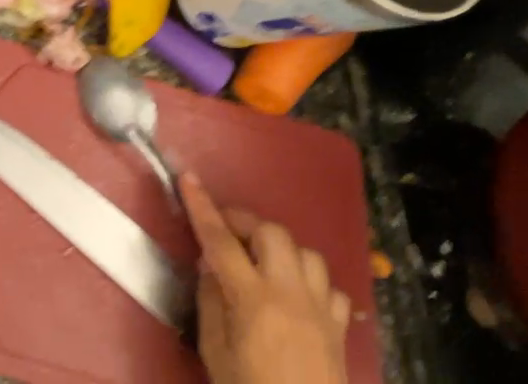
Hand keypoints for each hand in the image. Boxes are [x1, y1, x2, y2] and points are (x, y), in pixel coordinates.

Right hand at [183, 172, 350, 383]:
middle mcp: (290, 295)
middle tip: (225, 233)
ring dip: (280, 250)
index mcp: (252, 298)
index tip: (188, 178)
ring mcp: (321, 310)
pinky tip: (295, 294)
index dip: (202, 206)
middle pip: (273, 234)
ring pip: (307, 254)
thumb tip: (210, 266)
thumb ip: (211, 300)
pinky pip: (331, 288)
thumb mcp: (214, 348)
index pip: (221, 240)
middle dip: (246, 224)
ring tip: (261, 262)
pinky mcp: (340, 328)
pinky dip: (310, 282)